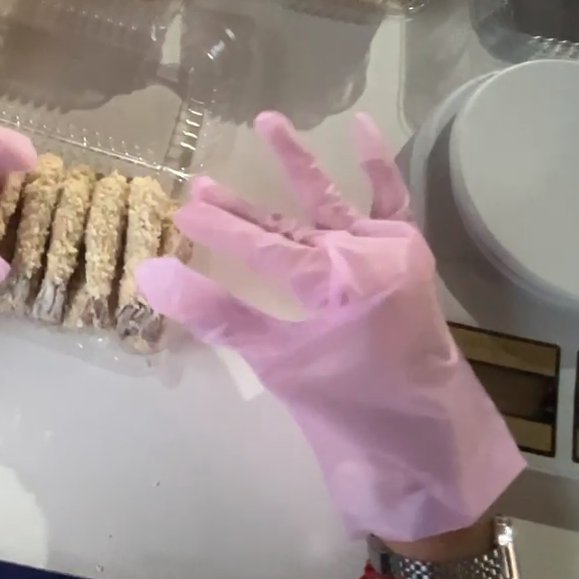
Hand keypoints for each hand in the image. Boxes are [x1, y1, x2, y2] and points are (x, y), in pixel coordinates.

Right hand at [136, 112, 523, 540]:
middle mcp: (371, 254)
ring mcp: (395, 254)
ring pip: (331, 203)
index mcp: (341, 279)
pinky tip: (363, 130)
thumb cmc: (350, 414)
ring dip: (299, 165)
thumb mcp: (278, 364)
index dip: (216, 230)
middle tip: (199, 188)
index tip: (177, 215)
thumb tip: (149, 273)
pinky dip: (378, 168)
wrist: (429, 456)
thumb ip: (216, 314)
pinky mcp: (409, 263)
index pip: (261, 245)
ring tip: (269, 122)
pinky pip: (392, 205)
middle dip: (240, 209)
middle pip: (288, 224)